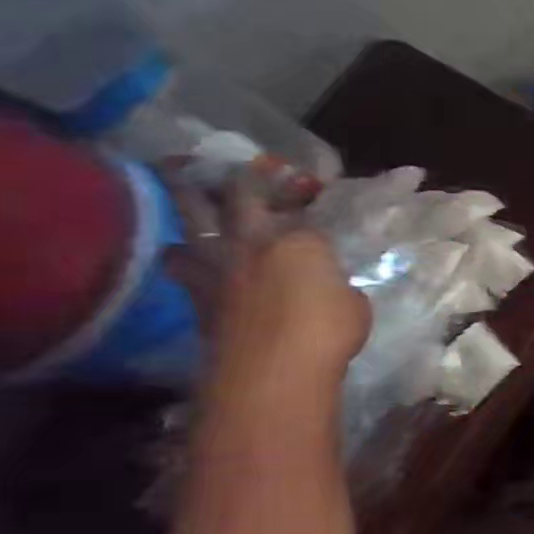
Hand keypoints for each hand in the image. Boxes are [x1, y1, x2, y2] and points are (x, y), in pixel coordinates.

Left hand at [169, 176, 369, 394]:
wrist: (273, 369)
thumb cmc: (329, 334)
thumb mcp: (354, 305)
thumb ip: (338, 286)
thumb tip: (326, 285)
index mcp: (302, 240)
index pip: (304, 210)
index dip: (307, 198)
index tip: (312, 193)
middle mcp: (255, 239)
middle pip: (240, 193)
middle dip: (246, 176)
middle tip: (247, 164)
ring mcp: (219, 262)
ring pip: (190, 214)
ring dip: (191, 200)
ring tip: (192, 194)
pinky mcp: (195, 292)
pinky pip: (179, 259)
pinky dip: (183, 254)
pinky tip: (189, 256)